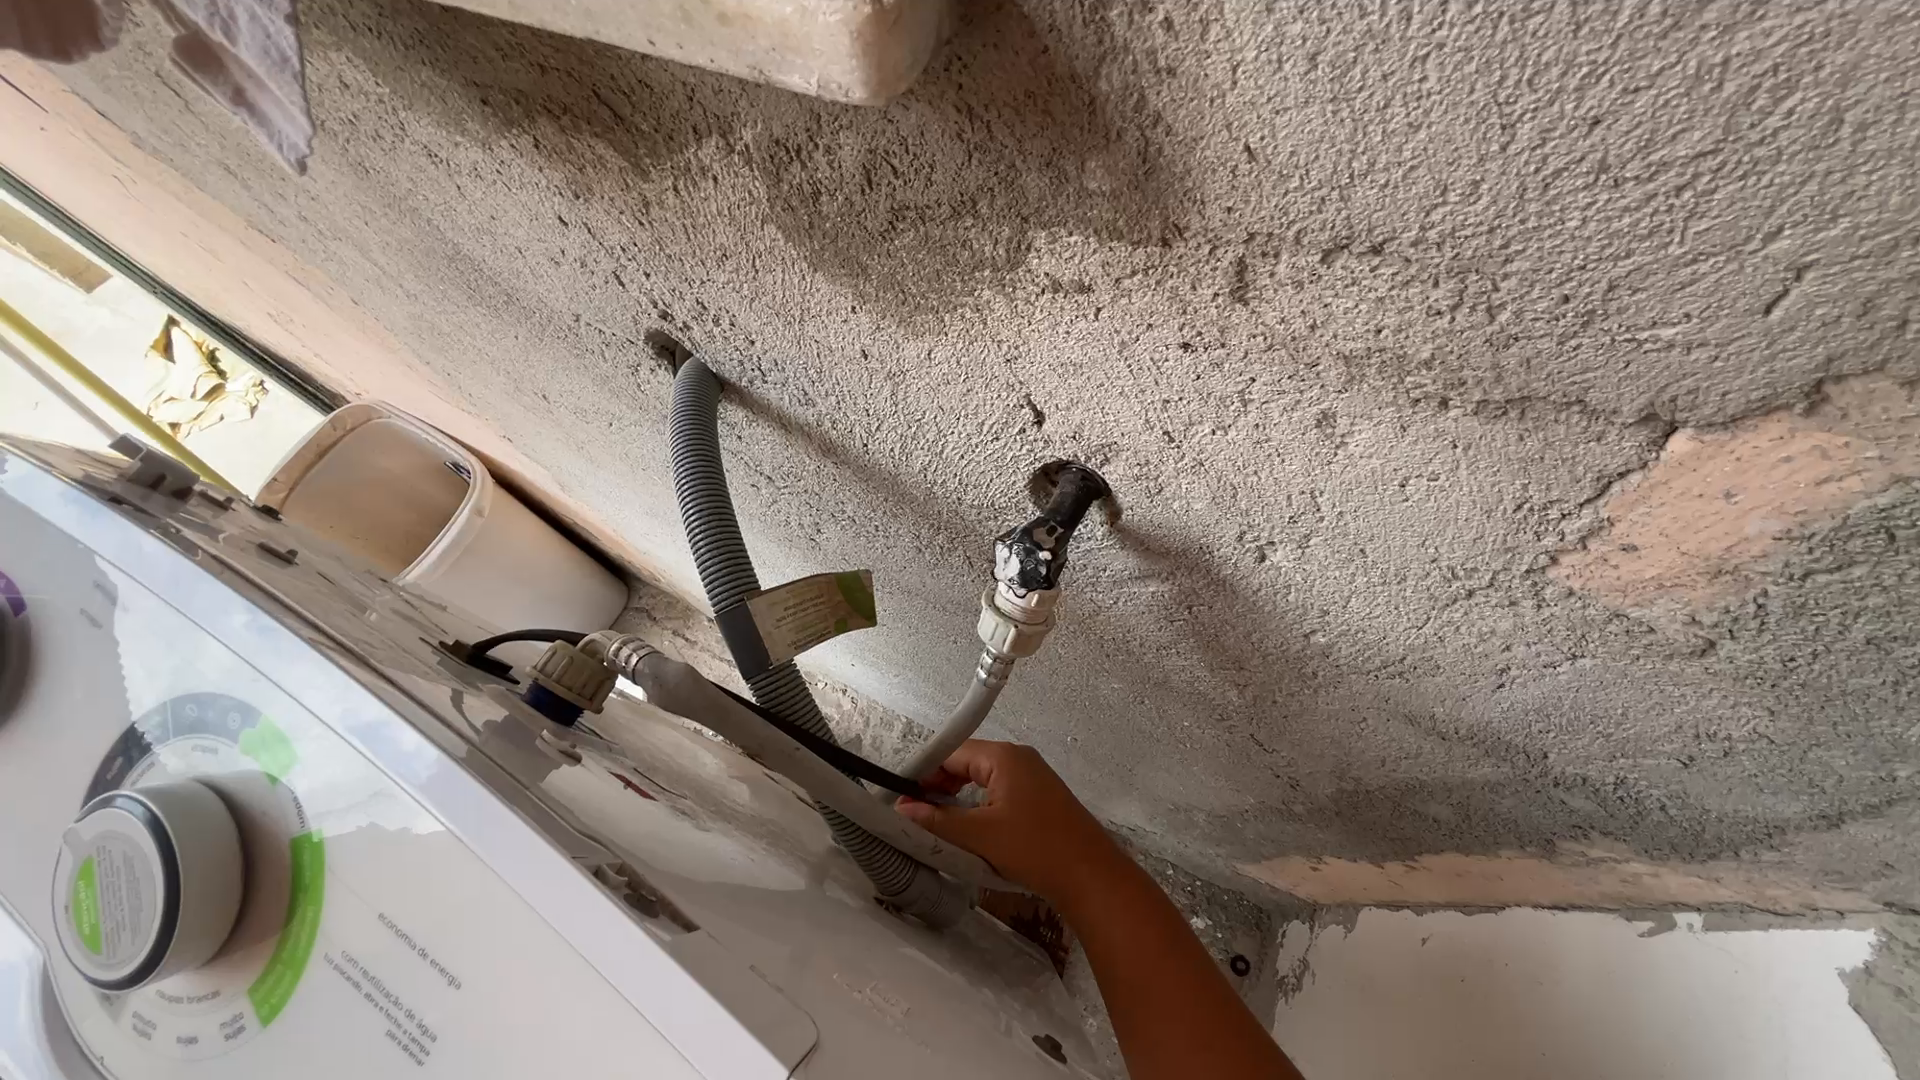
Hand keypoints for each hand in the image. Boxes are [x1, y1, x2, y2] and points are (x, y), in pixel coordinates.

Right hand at [894, 739, 1125, 906]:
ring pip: (983, 779)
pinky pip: (1000, 792)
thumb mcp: (980, 835)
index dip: (924, 773)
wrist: (1091, 875)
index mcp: (1003, 757)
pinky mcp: (1041, 797)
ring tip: (938, 824)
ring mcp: (1033, 777)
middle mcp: (1019, 758)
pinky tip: (970, 829)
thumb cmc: (1034, 848)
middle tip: (917, 814)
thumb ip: (939, 820)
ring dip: (959, 798)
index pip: (952, 753)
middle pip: (968, 763)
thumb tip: (902, 809)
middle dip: (940, 786)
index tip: (902, 798)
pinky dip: (980, 806)